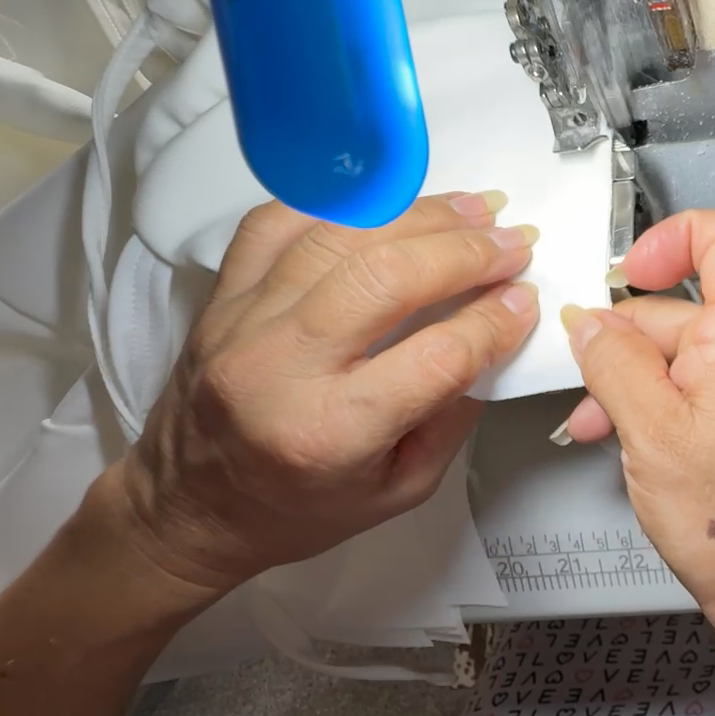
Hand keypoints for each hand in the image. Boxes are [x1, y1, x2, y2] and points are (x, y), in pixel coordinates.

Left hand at [107, 193, 539, 595]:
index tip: (527, 302)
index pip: (437, 356)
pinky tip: (395, 206)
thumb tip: (493, 340)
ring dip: (419, 215)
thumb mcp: (403, 488)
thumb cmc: (304, 511)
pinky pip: (280, 222)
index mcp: (332, 432)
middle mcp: (280, 366)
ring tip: (474, 210)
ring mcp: (241, 320)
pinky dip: (347, 204)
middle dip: (465, 253)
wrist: (187, 508)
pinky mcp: (222, 294)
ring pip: (338, 237)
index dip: (494, 322)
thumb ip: (452, 415)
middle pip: (385, 279)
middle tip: (515, 243)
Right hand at [560, 211, 714, 633]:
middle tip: (591, 379)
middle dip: (624, 338)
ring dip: (626, 375)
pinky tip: (618, 428)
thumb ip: (613, 362)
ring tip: (598, 418)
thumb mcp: (648, 430)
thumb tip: (591, 323)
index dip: (680, 235)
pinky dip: (647, 395)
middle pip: (681, 305)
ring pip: (674, 347)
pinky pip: (685, 379)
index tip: (634, 268)